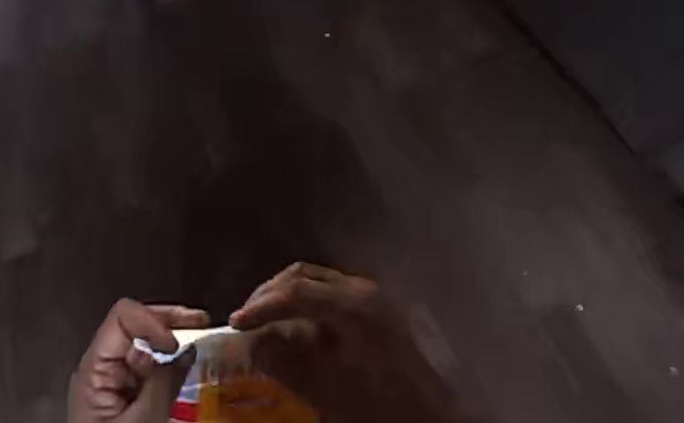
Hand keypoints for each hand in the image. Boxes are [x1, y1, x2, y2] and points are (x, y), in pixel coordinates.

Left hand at [67, 299, 208, 422]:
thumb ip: (162, 385)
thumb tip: (186, 349)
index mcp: (95, 369)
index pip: (122, 318)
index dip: (151, 320)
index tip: (175, 343)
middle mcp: (101, 367)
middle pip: (133, 323)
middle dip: (167, 320)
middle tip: (202, 322)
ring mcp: (111, 382)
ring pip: (142, 343)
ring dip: (171, 337)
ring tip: (200, 335)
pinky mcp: (123, 397)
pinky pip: (145, 368)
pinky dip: (167, 361)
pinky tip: (187, 362)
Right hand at [230, 263, 463, 422]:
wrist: (447, 417)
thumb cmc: (392, 408)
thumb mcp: (339, 396)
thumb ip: (295, 367)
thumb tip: (257, 345)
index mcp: (355, 306)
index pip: (297, 290)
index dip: (262, 305)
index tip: (236, 323)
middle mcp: (364, 289)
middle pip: (304, 276)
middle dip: (271, 294)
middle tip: (246, 319)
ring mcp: (373, 295)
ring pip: (317, 281)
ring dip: (288, 297)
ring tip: (265, 323)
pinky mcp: (378, 307)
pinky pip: (333, 293)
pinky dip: (308, 305)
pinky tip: (298, 329)